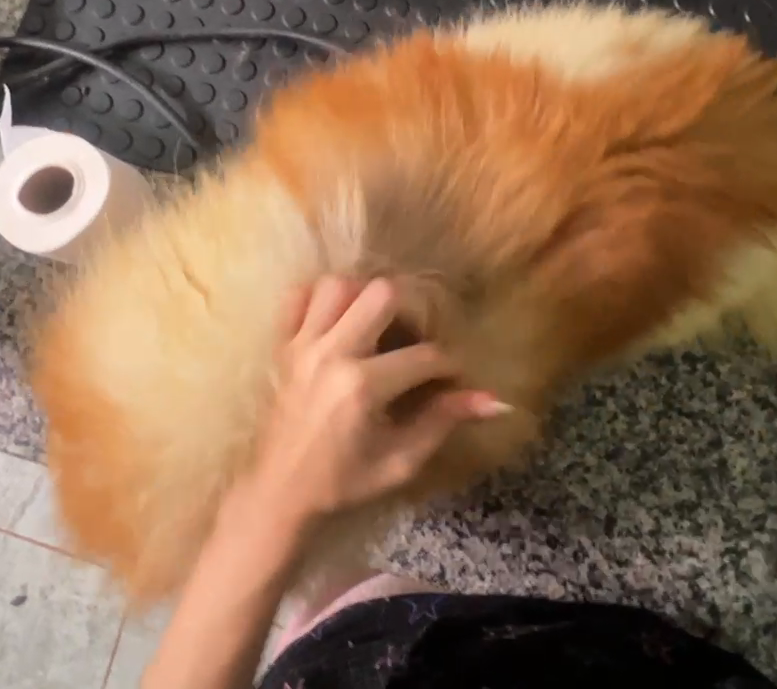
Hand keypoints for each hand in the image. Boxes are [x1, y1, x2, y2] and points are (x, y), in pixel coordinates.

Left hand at [242, 277, 508, 529]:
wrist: (279, 492)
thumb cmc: (343, 481)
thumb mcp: (400, 461)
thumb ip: (444, 421)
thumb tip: (496, 401)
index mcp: (363, 387)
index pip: (424, 355)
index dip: (449, 364)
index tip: (453, 376)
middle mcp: (332, 354)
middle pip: (381, 293)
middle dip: (411, 308)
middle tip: (416, 332)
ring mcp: (302, 345)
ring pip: (337, 285)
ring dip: (362, 296)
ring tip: (376, 321)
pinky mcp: (281, 344)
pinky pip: (296, 296)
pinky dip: (318, 298)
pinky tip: (336, 317)